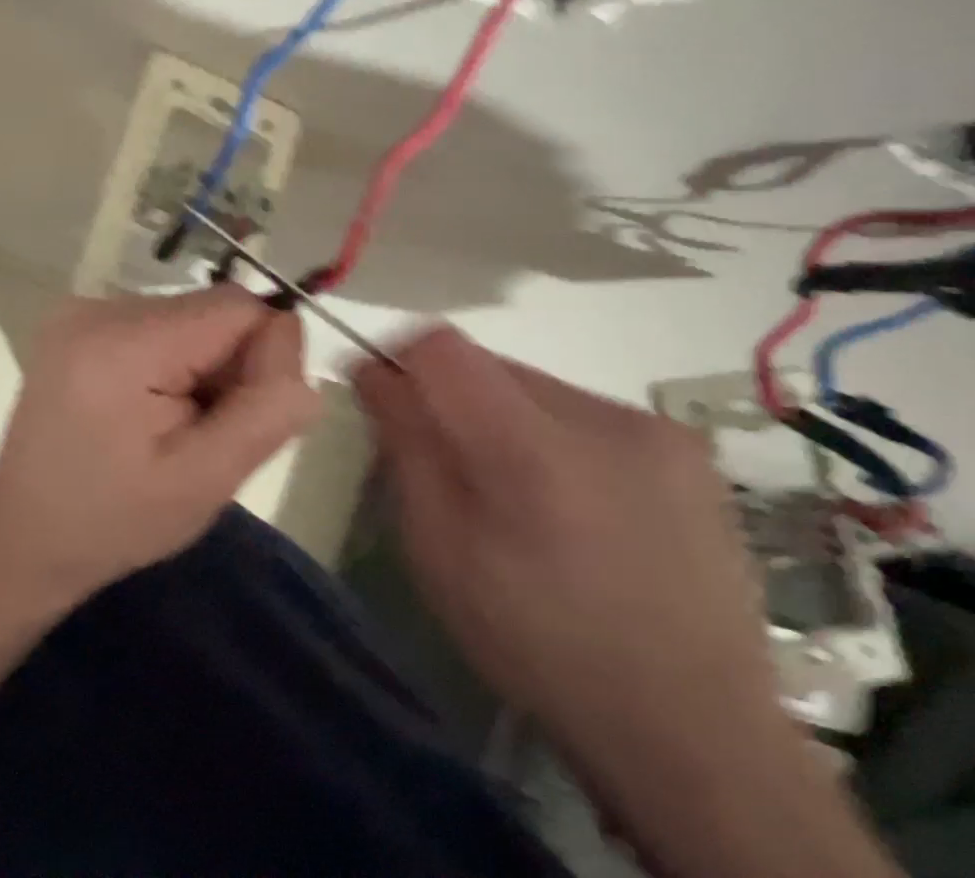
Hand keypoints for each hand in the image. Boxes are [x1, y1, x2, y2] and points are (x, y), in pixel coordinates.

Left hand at [0, 286, 319, 602]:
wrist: (23, 539)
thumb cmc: (113, 523)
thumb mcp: (203, 481)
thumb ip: (264, 410)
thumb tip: (298, 342)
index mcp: (121, 342)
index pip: (237, 307)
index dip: (262, 360)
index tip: (238, 421)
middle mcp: (94, 308)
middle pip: (210, 311)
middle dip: (227, 369)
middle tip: (197, 439)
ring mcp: (76, 314)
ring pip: (186, 321)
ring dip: (198, 372)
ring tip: (164, 433)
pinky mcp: (72, 329)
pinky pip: (154, 330)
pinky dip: (167, 368)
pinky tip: (141, 418)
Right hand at [352, 329, 783, 785]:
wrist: (688, 721)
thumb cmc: (535, 643)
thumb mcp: (438, 552)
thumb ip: (407, 452)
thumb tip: (378, 378)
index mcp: (529, 448)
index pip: (442, 348)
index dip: (397, 360)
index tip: (380, 400)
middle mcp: (600, 417)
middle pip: (491, 364)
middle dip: (450, 399)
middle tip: (444, 470)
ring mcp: (656, 431)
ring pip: (540, 390)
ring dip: (504, 422)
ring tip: (513, 499)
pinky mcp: (691, 454)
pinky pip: (589, 417)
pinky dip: (554, 441)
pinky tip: (570, 510)